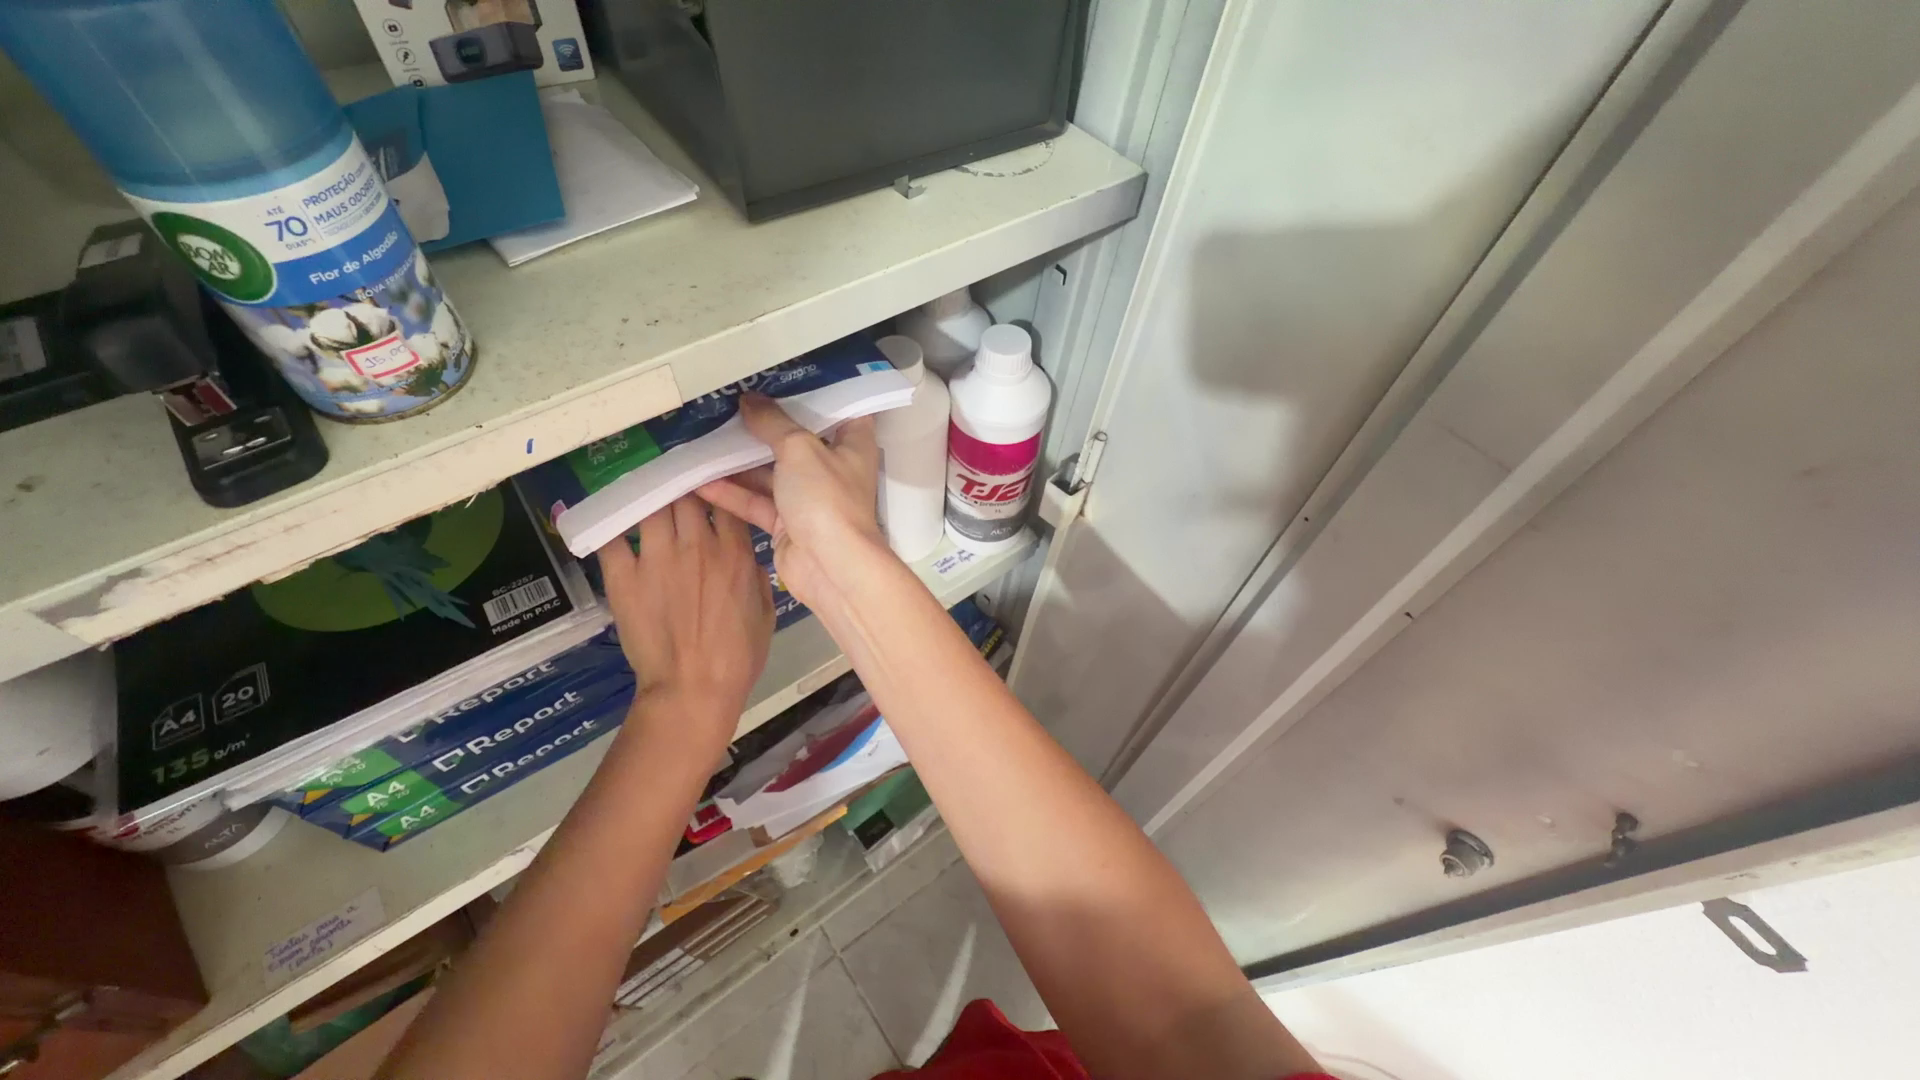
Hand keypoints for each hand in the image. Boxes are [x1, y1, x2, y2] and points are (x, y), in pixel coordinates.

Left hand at [596, 496, 773, 745]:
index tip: (715, 490)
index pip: (726, 500)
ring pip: (651, 506)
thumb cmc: (739, 657)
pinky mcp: (623, 576)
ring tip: (646, 500)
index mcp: (734, 552)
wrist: (693, 689)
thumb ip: (754, 574)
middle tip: (679, 493)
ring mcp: (656, 558)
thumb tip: (742, 554)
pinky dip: (613, 526)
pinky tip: (614, 524)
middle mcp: (696, 545)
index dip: (720, 490)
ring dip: (651, 501)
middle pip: (686, 494)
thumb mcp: (766, 612)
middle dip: (683, 490)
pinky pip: (612, 537)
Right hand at [697, 393, 894, 610]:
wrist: (830, 568)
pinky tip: (697, 479)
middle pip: (795, 439)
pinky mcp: (787, 524)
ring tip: (702, 437)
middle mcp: (833, 468)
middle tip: (726, 403)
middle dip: (762, 425)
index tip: (778, 376)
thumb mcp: (800, 448)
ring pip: (770, 472)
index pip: (837, 408)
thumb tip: (750, 400)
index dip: (812, 392)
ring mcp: (809, 497)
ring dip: (739, 459)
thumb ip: (773, 422)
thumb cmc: (826, 499)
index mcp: (852, 443)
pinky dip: (731, 491)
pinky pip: (756, 501)